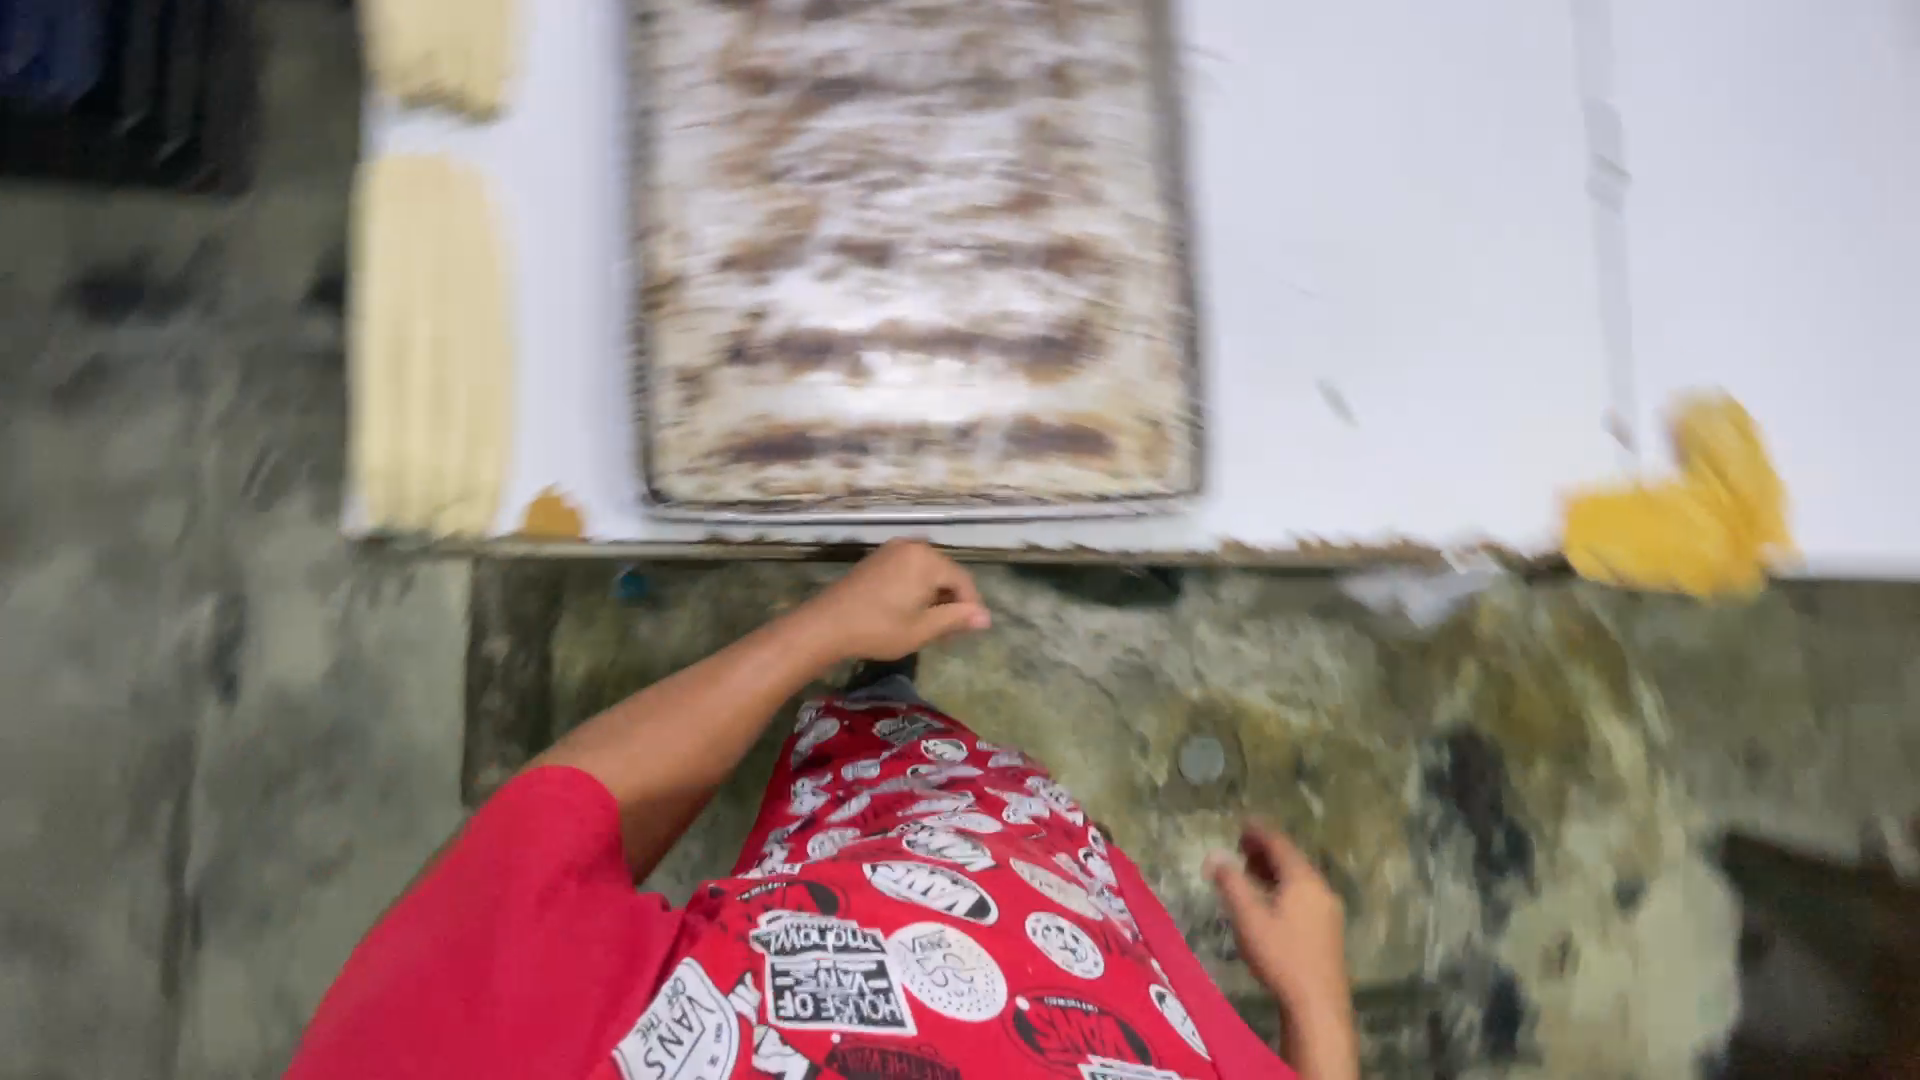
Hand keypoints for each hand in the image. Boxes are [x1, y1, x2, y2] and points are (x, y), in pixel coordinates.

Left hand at [802, 539, 990, 661]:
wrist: (826, 624)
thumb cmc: (879, 628)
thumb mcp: (923, 629)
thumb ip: (956, 618)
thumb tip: (986, 617)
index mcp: (927, 559)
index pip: (963, 580)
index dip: (970, 606)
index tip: (968, 630)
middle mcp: (912, 546)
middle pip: (945, 572)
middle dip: (951, 599)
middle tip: (948, 630)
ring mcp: (892, 550)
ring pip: (927, 570)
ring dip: (934, 593)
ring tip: (929, 622)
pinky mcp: (877, 558)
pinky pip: (909, 568)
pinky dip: (916, 586)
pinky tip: (909, 609)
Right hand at [1207, 824, 1350, 1015]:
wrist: (1318, 1007)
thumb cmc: (1280, 956)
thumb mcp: (1247, 917)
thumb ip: (1230, 882)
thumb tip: (1214, 855)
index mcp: (1303, 879)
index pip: (1280, 843)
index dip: (1259, 830)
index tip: (1241, 822)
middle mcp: (1320, 888)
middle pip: (1291, 858)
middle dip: (1264, 849)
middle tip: (1240, 845)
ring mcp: (1328, 910)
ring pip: (1298, 877)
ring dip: (1273, 868)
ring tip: (1248, 870)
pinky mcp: (1328, 929)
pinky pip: (1303, 893)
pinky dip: (1283, 885)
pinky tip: (1268, 898)